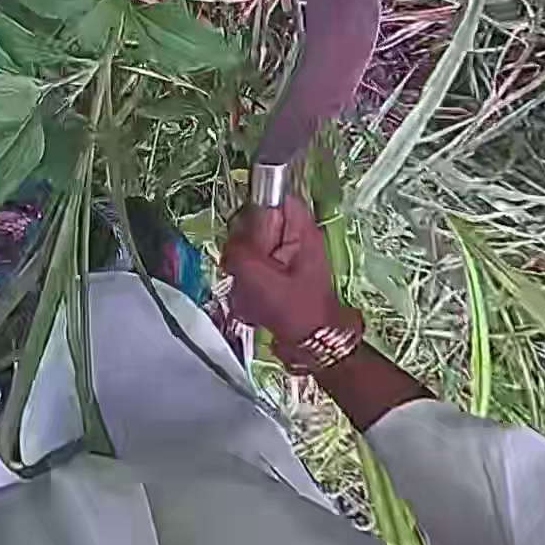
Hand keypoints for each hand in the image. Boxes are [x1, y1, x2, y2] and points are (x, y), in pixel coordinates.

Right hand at [223, 204, 360, 357]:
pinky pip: (252, 260)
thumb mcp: (260, 276)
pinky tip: (250, 296)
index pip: (272, 196)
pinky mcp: (279, 268)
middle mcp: (295, 235)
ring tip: (247, 286)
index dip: (251, 210)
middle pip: (254, 218)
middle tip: (242, 267)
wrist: (314, 348)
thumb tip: (231, 235)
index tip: (243, 235)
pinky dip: (246, 277)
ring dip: (240, 263)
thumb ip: (240, 248)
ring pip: (248, 241)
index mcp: (300, 229)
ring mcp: (287, 252)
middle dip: (241, 242)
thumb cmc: (293, 311)